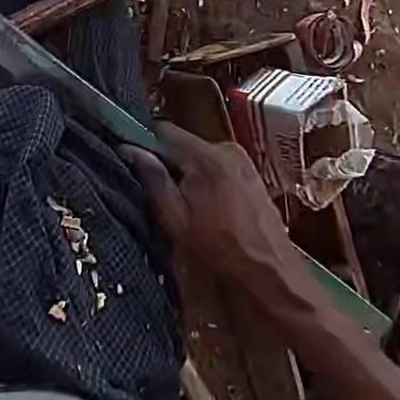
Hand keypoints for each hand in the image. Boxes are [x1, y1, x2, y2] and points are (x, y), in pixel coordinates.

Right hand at [120, 124, 305, 289]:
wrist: (270, 270)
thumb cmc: (221, 249)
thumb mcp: (178, 220)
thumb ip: (154, 180)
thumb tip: (129, 149)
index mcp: (208, 155)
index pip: (165, 130)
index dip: (145, 141)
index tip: (133, 157)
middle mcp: (227, 147)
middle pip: (184, 143)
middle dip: (169, 164)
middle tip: (164, 197)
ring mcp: (242, 157)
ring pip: (200, 156)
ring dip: (188, 174)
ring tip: (189, 208)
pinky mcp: (250, 169)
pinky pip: (217, 165)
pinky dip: (207, 179)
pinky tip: (210, 208)